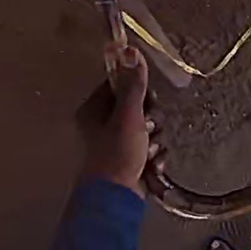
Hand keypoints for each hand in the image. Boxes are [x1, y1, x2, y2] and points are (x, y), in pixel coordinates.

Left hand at [74, 43, 155, 194]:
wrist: (116, 201)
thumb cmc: (117, 153)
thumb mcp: (128, 115)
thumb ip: (133, 83)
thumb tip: (129, 48)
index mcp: (94, 110)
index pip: (121, 85)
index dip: (138, 91)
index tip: (147, 100)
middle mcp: (103, 124)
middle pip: (139, 107)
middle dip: (151, 119)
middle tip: (147, 128)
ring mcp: (118, 144)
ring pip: (149, 128)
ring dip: (155, 139)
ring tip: (148, 152)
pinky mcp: (131, 161)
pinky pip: (152, 147)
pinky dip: (156, 156)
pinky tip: (152, 166)